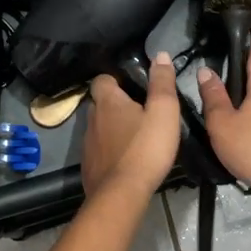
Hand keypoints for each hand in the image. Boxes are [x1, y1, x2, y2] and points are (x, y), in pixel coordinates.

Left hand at [81, 52, 183, 196]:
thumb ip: (162, 82)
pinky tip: (126, 160)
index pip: (101, 80)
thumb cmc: (145, 148)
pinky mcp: (89, 168)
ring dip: (112, 130)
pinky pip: (99, 152)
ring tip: (134, 137)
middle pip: (100, 104)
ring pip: (99, 129)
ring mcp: (87, 145)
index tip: (131, 86)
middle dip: (115, 106)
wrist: (121, 195)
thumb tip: (159, 54)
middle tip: (138, 112)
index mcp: (108, 101)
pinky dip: (110, 152)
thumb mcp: (163, 111)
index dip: (114, 80)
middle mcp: (92, 119)